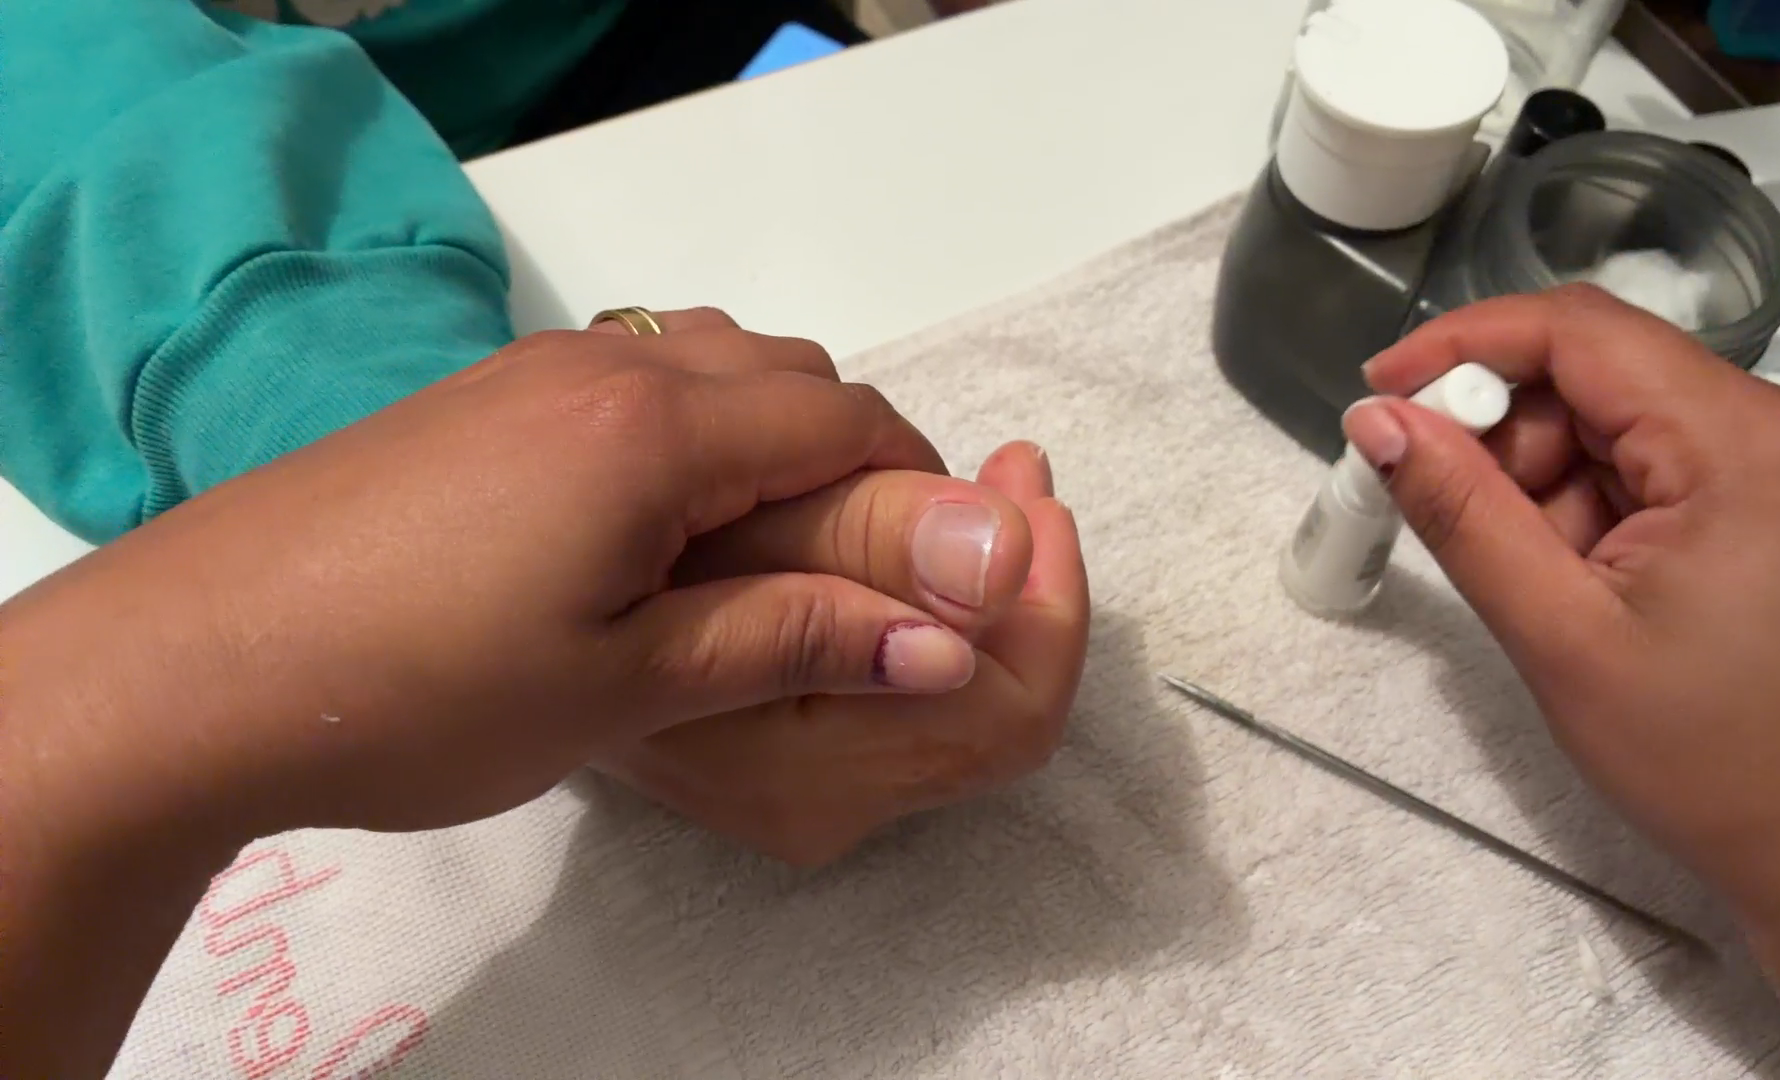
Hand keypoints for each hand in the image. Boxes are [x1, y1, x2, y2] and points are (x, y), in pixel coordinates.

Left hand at [1, 313, 1000, 1075]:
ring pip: (724, 359)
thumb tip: (943, 650)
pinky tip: (675, 506)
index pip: (843, 417)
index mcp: (657, 430)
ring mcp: (548, 365)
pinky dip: (710, 422)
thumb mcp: (635, 685)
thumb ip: (796, 642)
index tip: (932, 547)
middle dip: (855, 449)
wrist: (182, 676)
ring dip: (778, 429)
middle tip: (854, 550)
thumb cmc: (429, 691)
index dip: (913, 475)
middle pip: (793, 371)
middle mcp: (614, 366)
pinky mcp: (501, 389)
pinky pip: (655, 371)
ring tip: (771, 529)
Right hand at [601, 440, 1089, 864]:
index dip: (1049, 602)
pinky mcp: (817, 769)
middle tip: (1013, 476)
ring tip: (983, 492)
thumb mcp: (743, 528)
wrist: (526, 632)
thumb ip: (874, 543)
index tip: (1033, 494)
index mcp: (812, 772)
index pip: (1010, 715)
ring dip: (990, 590)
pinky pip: (929, 699)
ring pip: (973, 702)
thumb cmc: (605, 569)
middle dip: (1027, 584)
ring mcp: (823, 800)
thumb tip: (1011, 552)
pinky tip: (925, 540)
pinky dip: (946, 612)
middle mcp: (828, 812)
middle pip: (1005, 712)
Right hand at [1351, 285, 1779, 1076]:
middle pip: (1597, 377)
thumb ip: (1458, 510)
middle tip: (1449, 516)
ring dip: (1537, 479)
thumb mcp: (1552, 629)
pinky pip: (1647, 462)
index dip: (1462, 342)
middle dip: (1500, 435)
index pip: (1582, 332)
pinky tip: (1576, 573)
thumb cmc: (1704, 755)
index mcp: (1751, 446)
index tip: (1376, 389)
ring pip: (1614, 421)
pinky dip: (1580, 502)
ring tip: (1533, 572)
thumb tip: (1373, 421)